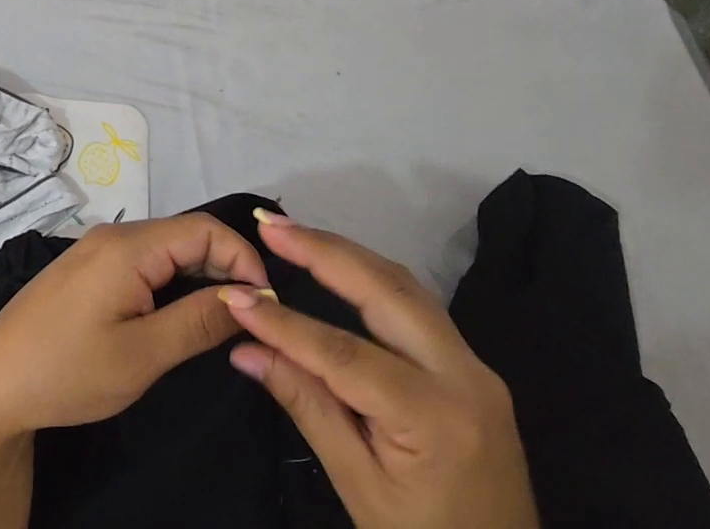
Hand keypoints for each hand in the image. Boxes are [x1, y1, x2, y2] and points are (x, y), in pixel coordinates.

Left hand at [0, 212, 271, 437]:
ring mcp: (95, 251)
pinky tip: (176, 317)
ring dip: (198, 279)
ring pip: (165, 251)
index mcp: (127, 247)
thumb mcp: (143, 354)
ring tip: (218, 323)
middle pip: (186, 236)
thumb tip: (252, 298)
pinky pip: (142, 263)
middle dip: (224, 270)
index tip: (265, 306)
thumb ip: (199, 321)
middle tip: (248, 320)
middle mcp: (112, 236)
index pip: (206, 230)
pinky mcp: (86, 271)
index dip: (244, 260)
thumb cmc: (68, 372)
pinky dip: (170, 283)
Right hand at [224, 211, 537, 528]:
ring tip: (292, 234)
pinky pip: (417, 306)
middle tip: (269, 225)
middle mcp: (464, 375)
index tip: (235, 296)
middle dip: (324, 251)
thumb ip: (307, 406)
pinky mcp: (472, 366)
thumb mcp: (357, 485)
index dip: (284, 323)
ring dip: (346, 254)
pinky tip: (338, 265)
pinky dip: (370, 277)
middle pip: (386, 292)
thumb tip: (245, 350)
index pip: (343, 353)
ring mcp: (474, 366)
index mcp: (434, 416)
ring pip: (406, 287)